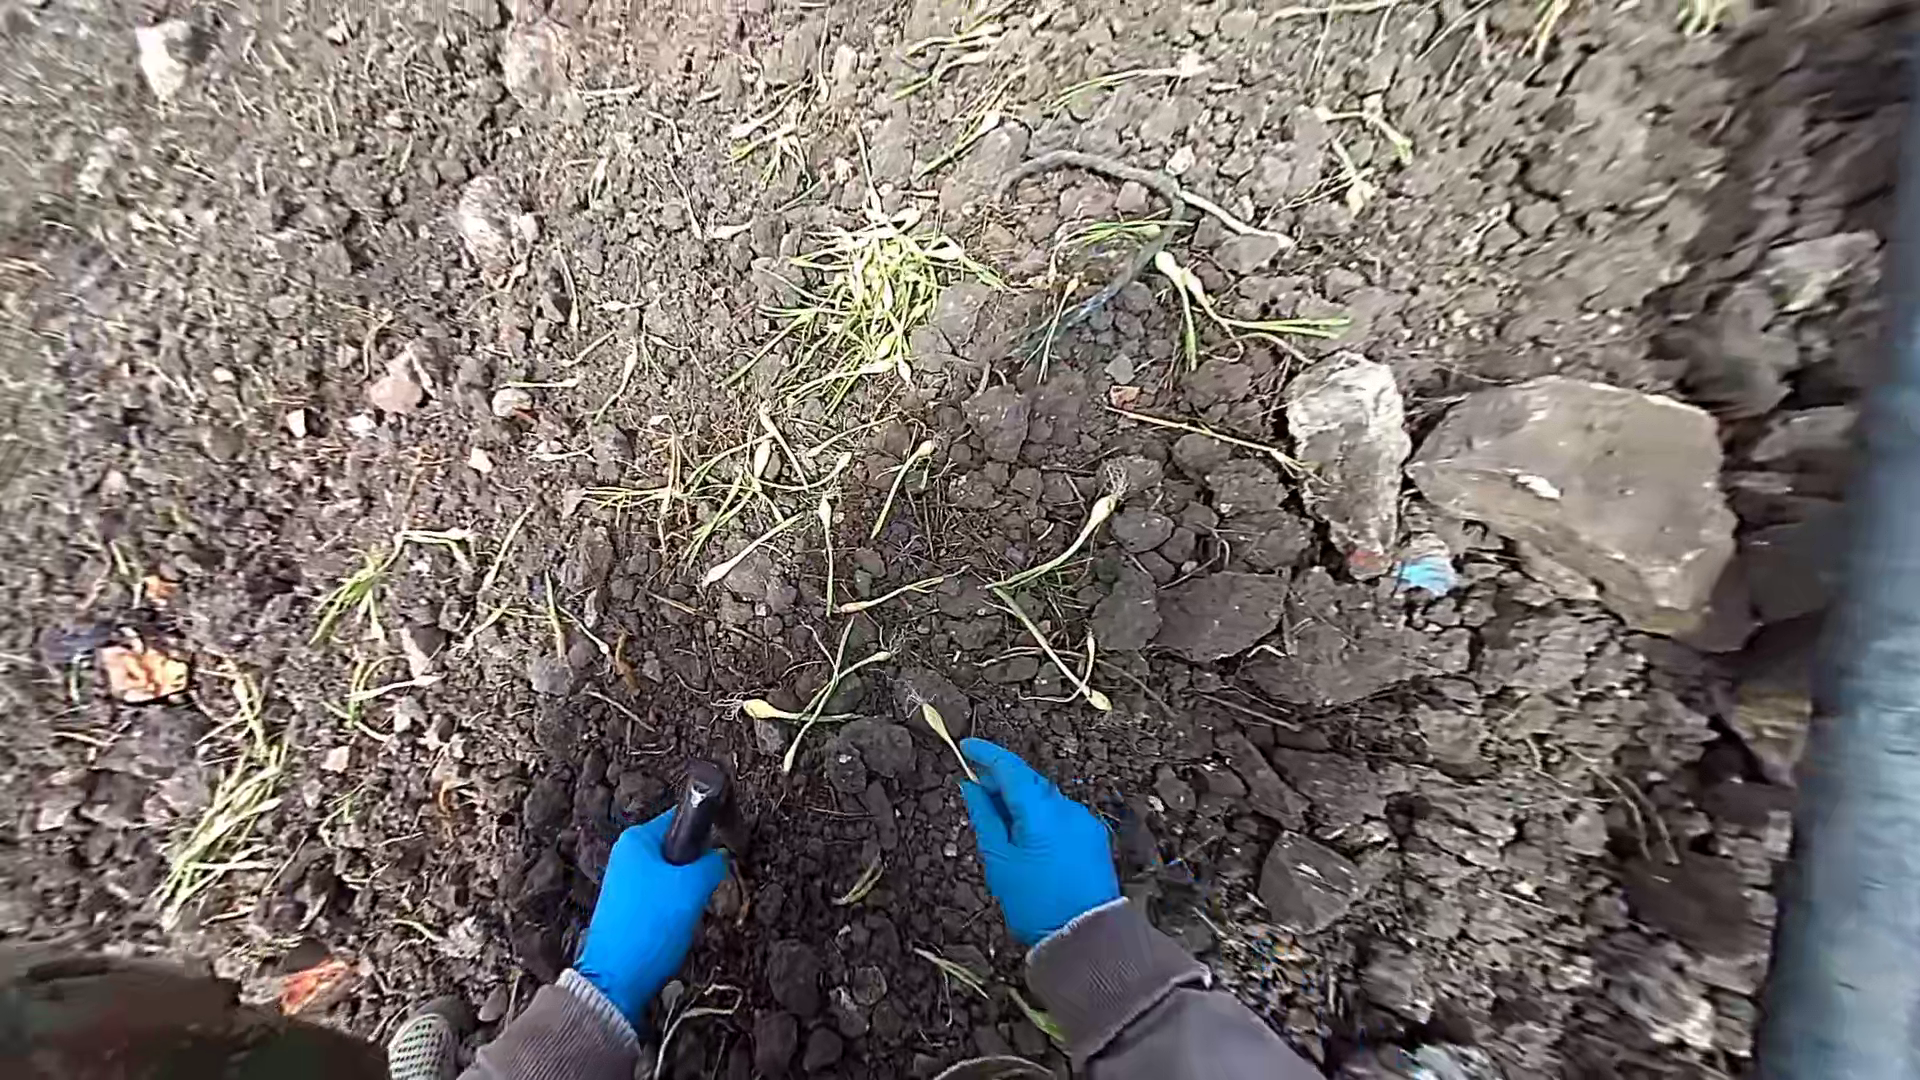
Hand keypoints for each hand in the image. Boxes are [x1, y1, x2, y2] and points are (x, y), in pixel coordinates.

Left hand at [574, 808, 726, 1022]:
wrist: (615, 984)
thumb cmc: (651, 924)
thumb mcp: (694, 885)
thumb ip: (713, 861)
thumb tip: (718, 856)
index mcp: (636, 839)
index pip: (683, 819)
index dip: (705, 834)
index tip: (717, 853)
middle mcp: (626, 856)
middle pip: (679, 849)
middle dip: (695, 868)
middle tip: (702, 887)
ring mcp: (624, 883)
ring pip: (673, 875)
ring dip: (686, 891)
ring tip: (688, 909)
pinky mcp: (626, 908)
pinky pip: (662, 896)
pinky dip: (673, 908)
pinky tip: (675, 924)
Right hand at [958, 738, 1119, 945]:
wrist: (1086, 941)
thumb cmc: (1036, 904)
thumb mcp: (999, 861)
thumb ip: (984, 816)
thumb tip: (970, 786)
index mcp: (1041, 810)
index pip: (1010, 767)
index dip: (986, 753)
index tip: (966, 746)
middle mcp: (1066, 807)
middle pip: (1028, 779)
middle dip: (1001, 780)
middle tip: (975, 788)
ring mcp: (1082, 820)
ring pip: (1043, 797)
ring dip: (1020, 800)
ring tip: (999, 821)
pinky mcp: (1092, 835)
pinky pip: (1059, 813)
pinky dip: (1039, 815)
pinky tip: (1026, 835)